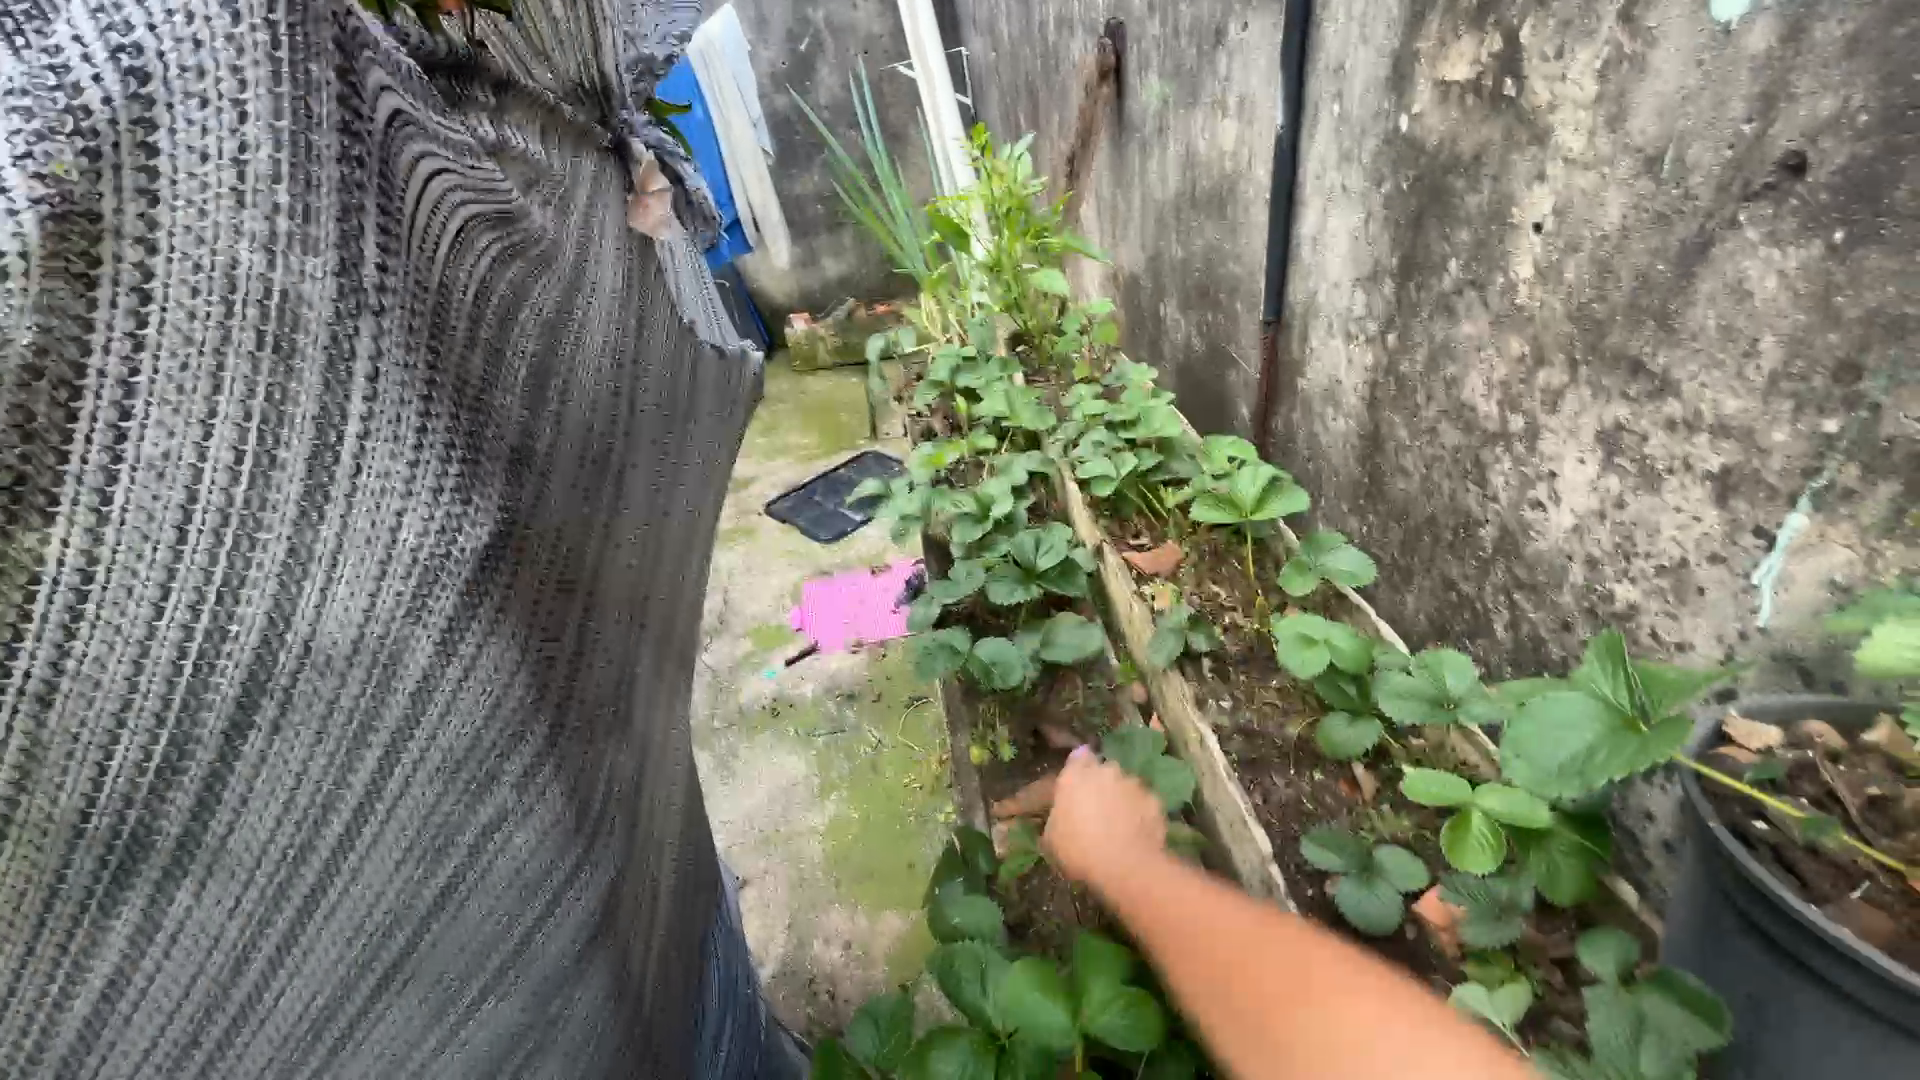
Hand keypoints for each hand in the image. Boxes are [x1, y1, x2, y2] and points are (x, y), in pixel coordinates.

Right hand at [1044, 747, 1167, 888]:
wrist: (1124, 865)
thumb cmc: (1078, 849)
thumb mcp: (1051, 838)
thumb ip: (1056, 817)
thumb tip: (1060, 816)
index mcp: (1075, 775)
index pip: (1078, 756)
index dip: (1079, 768)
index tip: (1078, 783)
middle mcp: (1105, 770)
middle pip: (1104, 770)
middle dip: (1102, 784)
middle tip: (1097, 808)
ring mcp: (1133, 783)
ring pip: (1127, 785)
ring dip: (1123, 798)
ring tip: (1121, 824)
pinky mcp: (1155, 800)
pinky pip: (1144, 803)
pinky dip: (1142, 813)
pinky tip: (1138, 833)